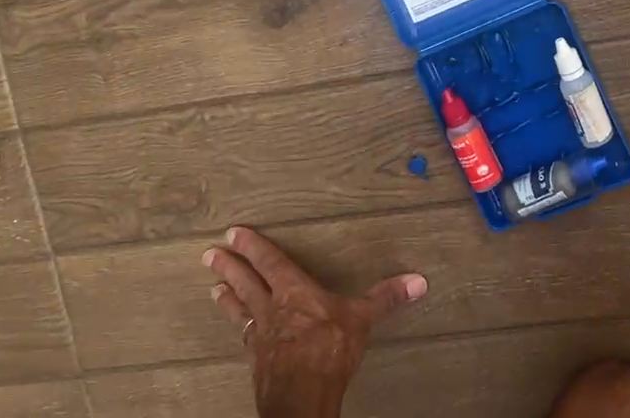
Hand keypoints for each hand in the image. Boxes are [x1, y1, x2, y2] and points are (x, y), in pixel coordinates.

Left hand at [203, 227, 427, 417]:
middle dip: (229, 267)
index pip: (269, 262)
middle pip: (245, 283)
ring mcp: (261, 338)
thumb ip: (386, 297)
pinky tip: (239, 330)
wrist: (302, 399)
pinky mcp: (259, 362)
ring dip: (226, 298)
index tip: (234, 232)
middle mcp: (271, 310)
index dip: (252, 246)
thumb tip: (420, 280)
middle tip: (209, 254)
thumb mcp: (362, 318)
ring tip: (213, 287)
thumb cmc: (330, 350)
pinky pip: (245, 339)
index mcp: (293, 292)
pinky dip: (239, 328)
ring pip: (239, 311)